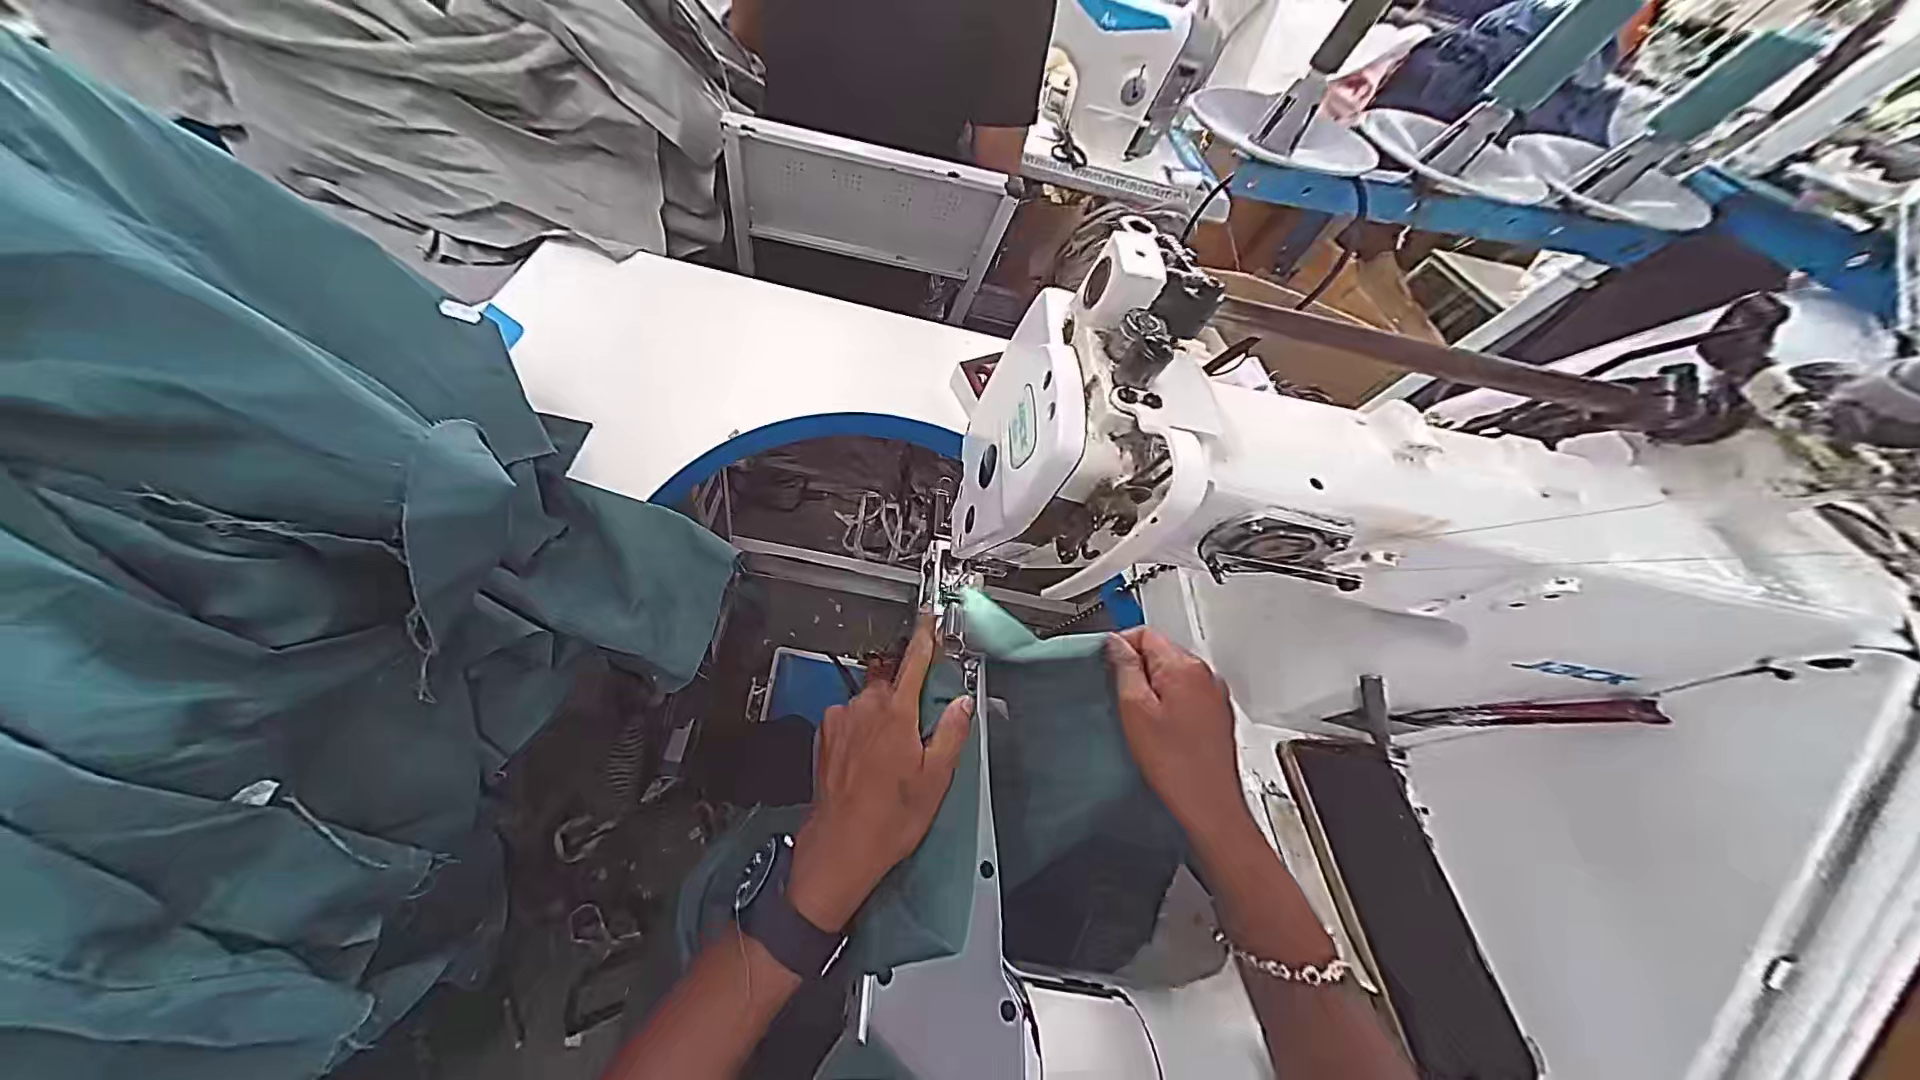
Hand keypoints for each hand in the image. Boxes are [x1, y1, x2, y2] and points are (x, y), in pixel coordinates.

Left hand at [788, 615, 972, 932]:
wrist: (840, 847)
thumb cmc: (888, 818)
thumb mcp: (936, 777)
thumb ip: (952, 731)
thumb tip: (961, 703)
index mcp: (896, 713)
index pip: (914, 660)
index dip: (925, 637)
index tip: (929, 621)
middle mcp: (864, 708)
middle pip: (893, 682)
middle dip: (906, 695)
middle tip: (917, 730)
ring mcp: (841, 719)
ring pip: (870, 700)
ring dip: (883, 714)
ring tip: (890, 755)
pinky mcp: (826, 733)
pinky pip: (851, 716)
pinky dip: (862, 727)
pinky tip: (868, 759)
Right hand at [1106, 627, 1249, 836]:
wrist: (1209, 807)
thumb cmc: (1175, 765)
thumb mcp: (1134, 709)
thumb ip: (1125, 668)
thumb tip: (1116, 643)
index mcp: (1185, 668)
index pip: (1145, 633)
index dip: (1120, 647)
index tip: (1107, 667)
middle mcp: (1206, 676)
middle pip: (1160, 651)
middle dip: (1137, 669)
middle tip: (1123, 699)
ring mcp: (1214, 696)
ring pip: (1172, 674)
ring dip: (1152, 687)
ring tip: (1141, 719)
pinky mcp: (1216, 715)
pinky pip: (1185, 694)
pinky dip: (1168, 704)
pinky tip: (1159, 730)